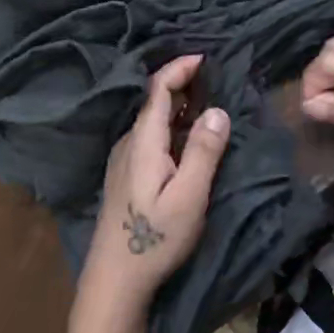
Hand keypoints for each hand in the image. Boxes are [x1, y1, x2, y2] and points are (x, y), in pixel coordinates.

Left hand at [81, 55, 231, 316]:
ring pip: (152, 119)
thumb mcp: (189, 196)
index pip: (157, 89)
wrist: (115, 276)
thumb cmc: (155, 238)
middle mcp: (129, 142)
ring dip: (178, 105)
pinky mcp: (126, 174)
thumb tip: (218, 110)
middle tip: (215, 77)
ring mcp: (124, 158)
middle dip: (182, 83)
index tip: (205, 56)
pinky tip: (187, 136)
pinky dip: (171, 124)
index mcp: (143, 140)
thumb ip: (202, 152)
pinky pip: (150, 135)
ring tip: (208, 101)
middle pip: (153, 100)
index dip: (179, 67)